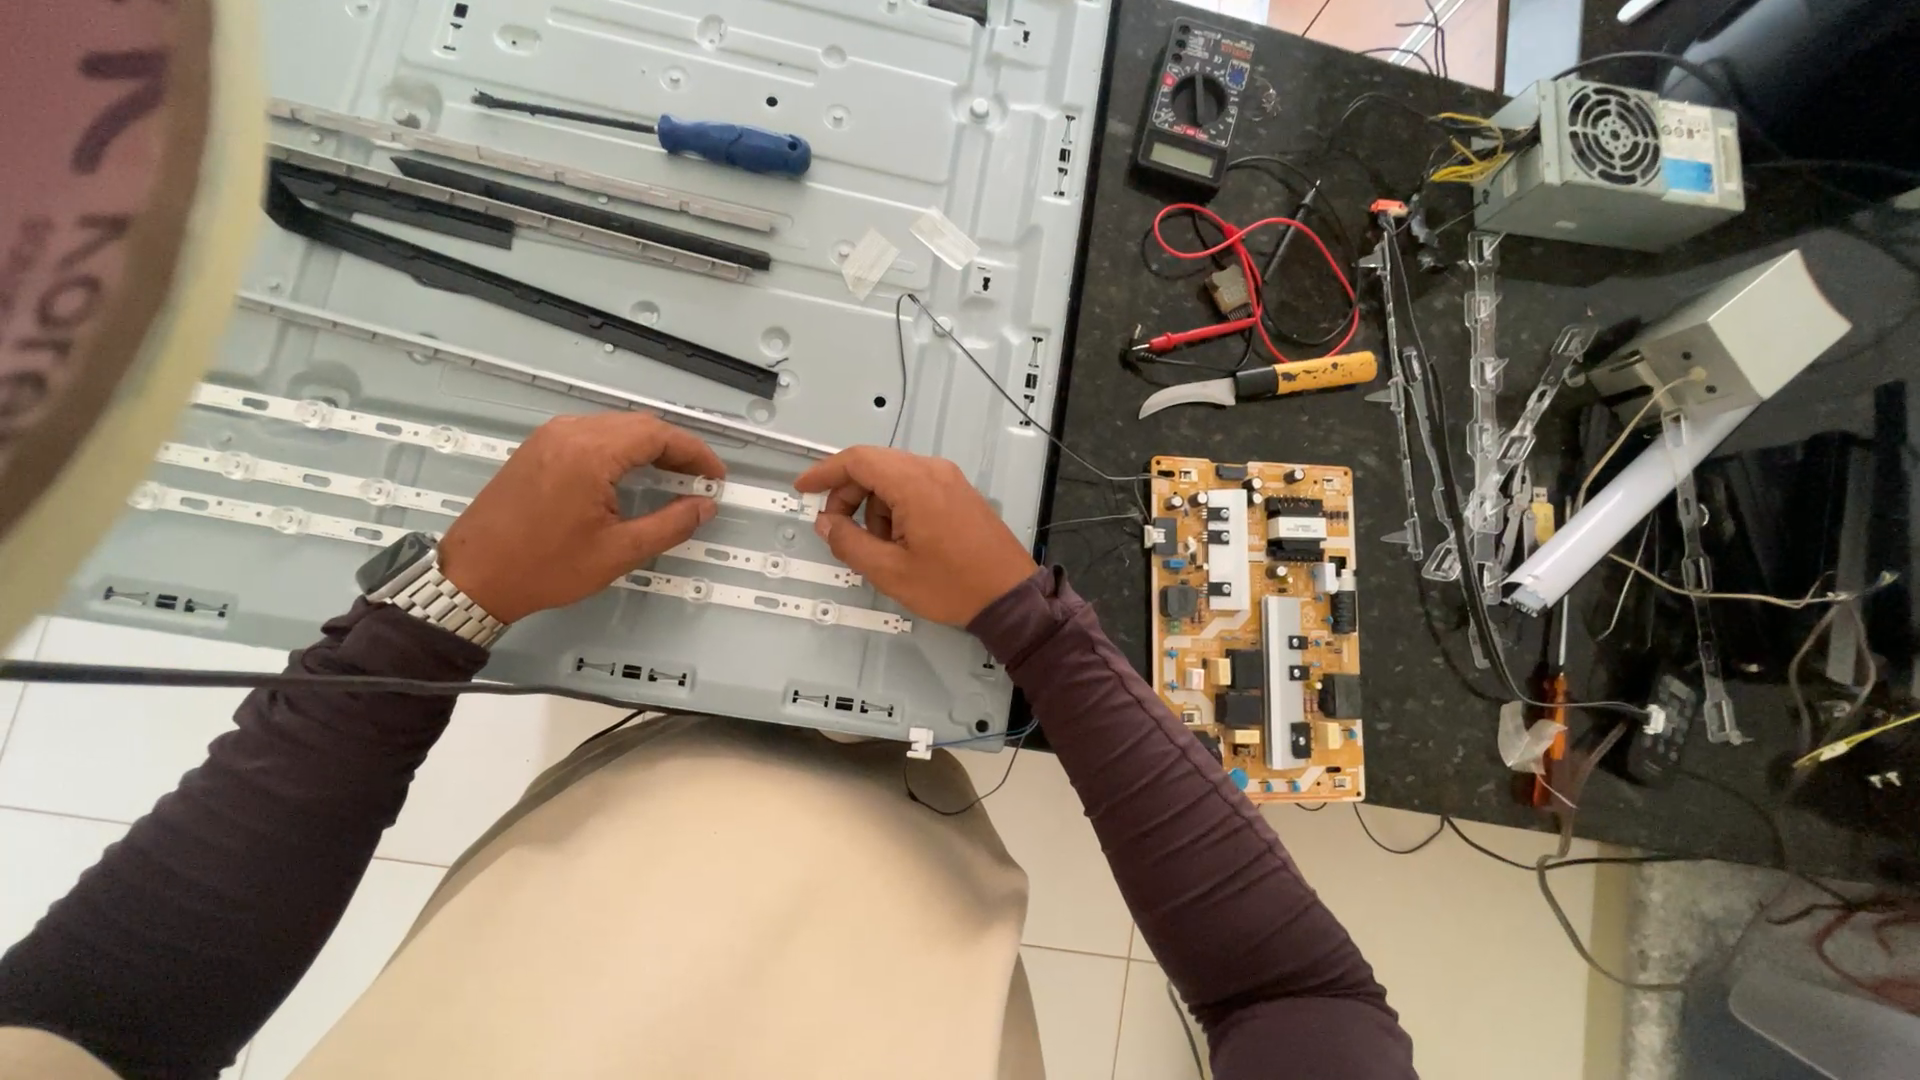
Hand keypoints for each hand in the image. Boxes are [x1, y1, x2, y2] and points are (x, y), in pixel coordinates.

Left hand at [439, 413, 723, 623]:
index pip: (657, 435)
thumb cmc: (546, 568)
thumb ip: (670, 524)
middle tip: (699, 478)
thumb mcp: (619, 552)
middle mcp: (569, 434)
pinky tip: (631, 473)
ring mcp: (549, 437)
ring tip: (672, 476)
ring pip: (614, 426)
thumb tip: (705, 506)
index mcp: (591, 454)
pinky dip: (620, 447)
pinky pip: (591, 434)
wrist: (473, 577)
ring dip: (648, 446)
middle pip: (638, 425)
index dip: (694, 452)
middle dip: (675, 448)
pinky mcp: (537, 448)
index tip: (716, 475)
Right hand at [795, 446, 1036, 625]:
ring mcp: (950, 479)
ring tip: (879, 546)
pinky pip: (916, 487)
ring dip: (875, 506)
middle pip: (875, 466)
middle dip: (849, 495)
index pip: (858, 460)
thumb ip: (849, 543)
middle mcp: (933, 470)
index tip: (804, 489)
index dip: (825, 472)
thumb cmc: (951, 585)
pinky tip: (901, 541)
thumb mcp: (890, 571)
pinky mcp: (960, 493)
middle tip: (838, 530)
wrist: (1009, 596)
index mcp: (914, 483)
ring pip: (895, 478)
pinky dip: (897, 507)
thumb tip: (826, 523)